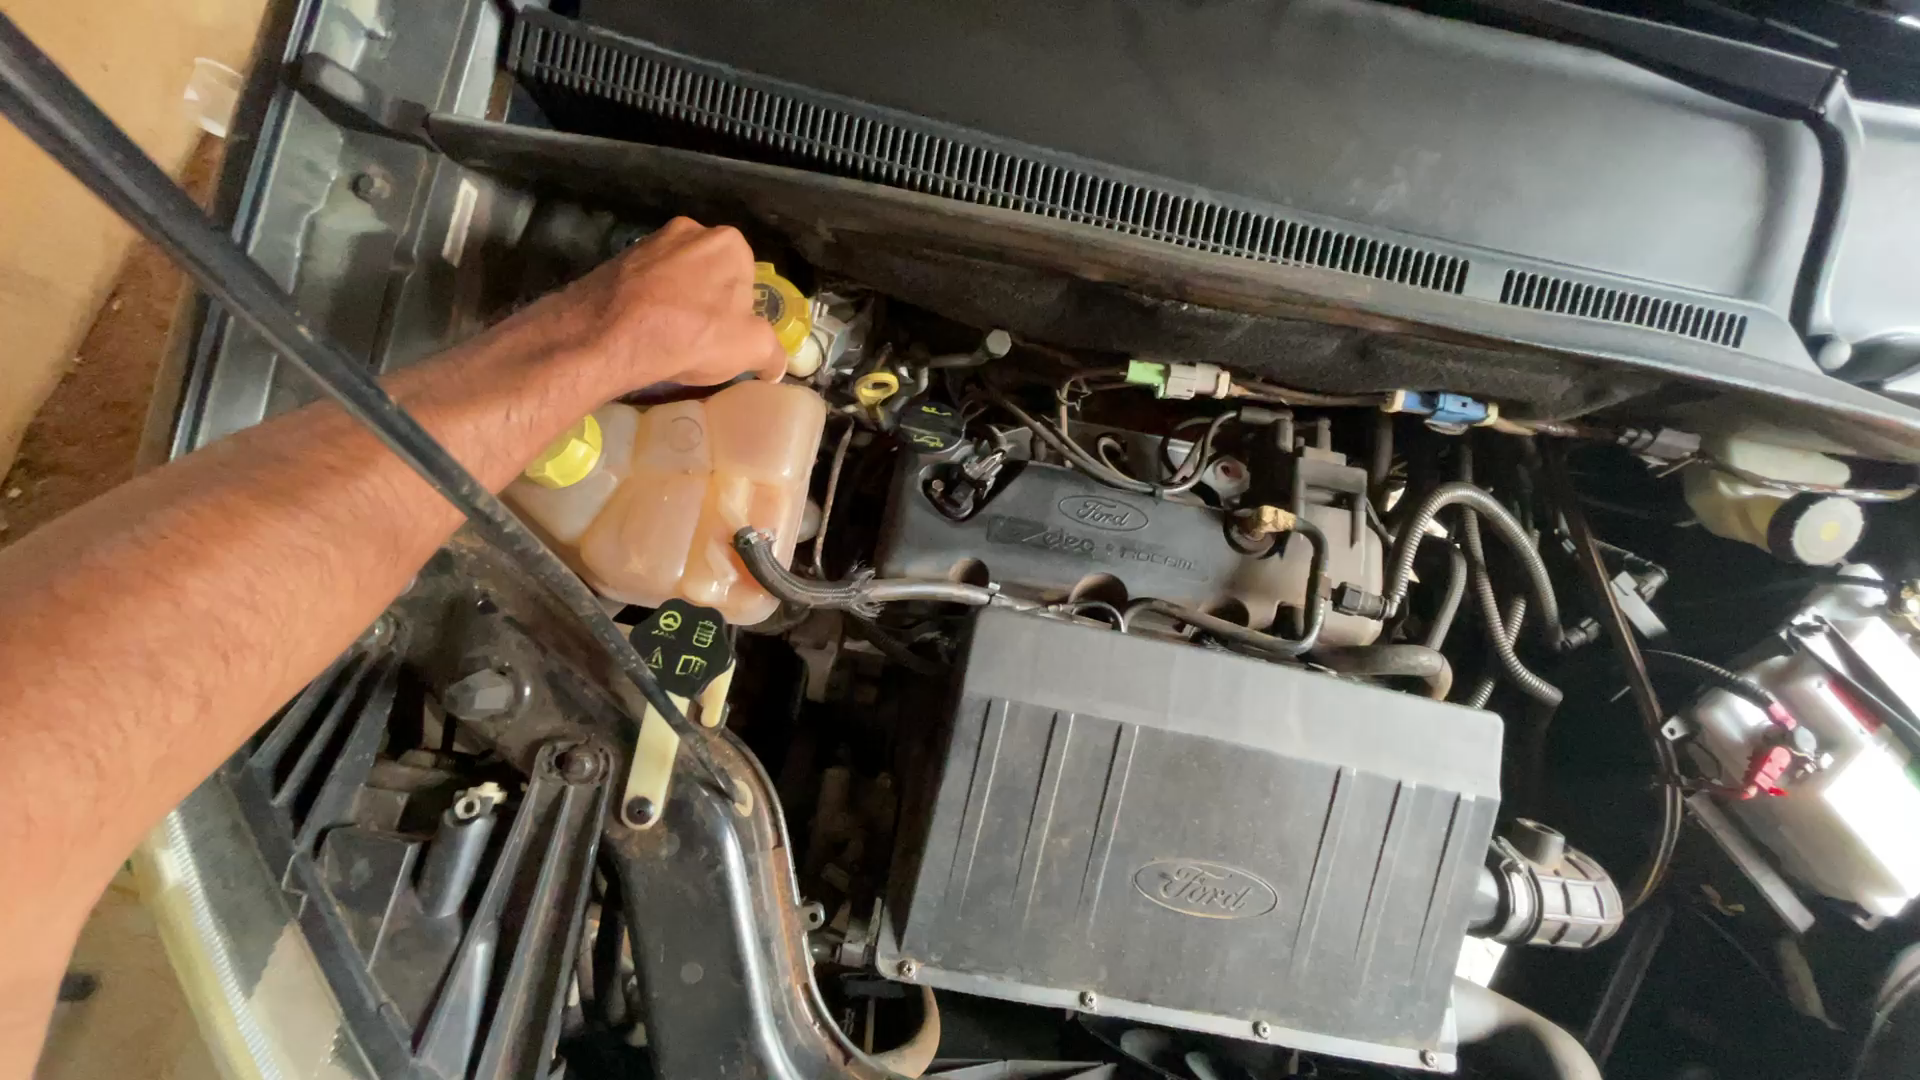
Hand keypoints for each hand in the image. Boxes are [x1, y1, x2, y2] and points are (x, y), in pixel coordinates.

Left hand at [510, 217, 788, 393]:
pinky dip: (649, 306)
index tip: (731, 337)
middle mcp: (690, 230)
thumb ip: (773, 353)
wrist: (610, 335)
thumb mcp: (753, 349)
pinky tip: (645, 332)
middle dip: (710, 304)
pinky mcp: (616, 259)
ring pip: (678, 280)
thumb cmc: (694, 334)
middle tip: (703, 340)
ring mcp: (649, 242)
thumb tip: (774, 366)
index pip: (748, 280)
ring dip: (679, 304)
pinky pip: (646, 285)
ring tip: (672, 339)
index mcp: (730, 243)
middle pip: (712, 276)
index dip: (742, 313)